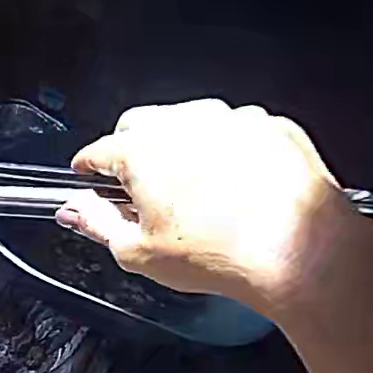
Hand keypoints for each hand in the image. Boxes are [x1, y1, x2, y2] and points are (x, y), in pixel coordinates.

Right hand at [55, 99, 372, 317]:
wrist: (298, 251)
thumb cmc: (218, 253)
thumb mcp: (136, 251)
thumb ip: (96, 223)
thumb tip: (74, 210)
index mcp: (142, 151)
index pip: (97, 151)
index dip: (86, 168)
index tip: (85, 177)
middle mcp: (184, 124)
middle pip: (138, 124)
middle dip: (127, 150)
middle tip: (134, 189)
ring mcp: (231, 119)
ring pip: (185, 122)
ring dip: (174, 148)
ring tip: (185, 192)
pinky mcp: (270, 126)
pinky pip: (231, 130)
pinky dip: (219, 151)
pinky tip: (225, 188)